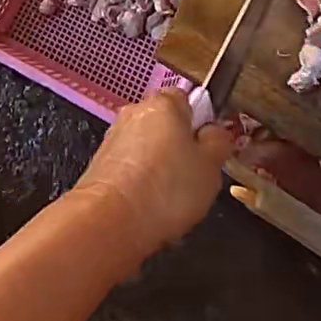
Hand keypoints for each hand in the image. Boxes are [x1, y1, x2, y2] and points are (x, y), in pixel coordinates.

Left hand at [73, 90, 231, 254]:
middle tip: (194, 174)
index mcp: (164, 104)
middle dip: (179, 146)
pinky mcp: (101, 164)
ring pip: (147, 147)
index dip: (201, 121)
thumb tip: (216, 133)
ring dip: (159, 166)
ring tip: (170, 197)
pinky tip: (149, 205)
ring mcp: (115, 138)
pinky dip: (140, 182)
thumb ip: (219, 142)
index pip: (188, 98)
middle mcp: (136, 113)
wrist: (111, 222)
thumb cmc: (163, 190)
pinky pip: (130, 168)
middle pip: (166, 123)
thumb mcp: (211, 166)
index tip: (208, 145)